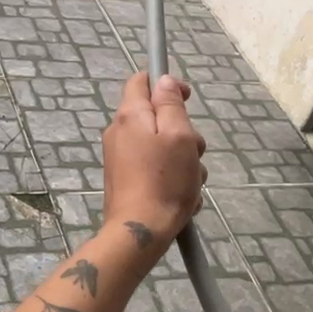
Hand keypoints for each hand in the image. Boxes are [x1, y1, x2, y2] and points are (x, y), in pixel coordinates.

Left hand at [102, 73, 205, 245]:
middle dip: (183, 133)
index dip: (166, 83)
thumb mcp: (178, 136)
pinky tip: (182, 198)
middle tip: (193, 153)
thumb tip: (163, 80)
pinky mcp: (125, 179)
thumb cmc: (164, 181)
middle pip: (157, 118)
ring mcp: (120, 158)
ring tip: (189, 182)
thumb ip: (171, 105)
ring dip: (182, 161)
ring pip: (161, 146)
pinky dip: (172, 179)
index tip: (187, 98)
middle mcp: (119, 132)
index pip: (141, 81)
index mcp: (129, 115)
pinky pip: (155, 169)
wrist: (140, 231)